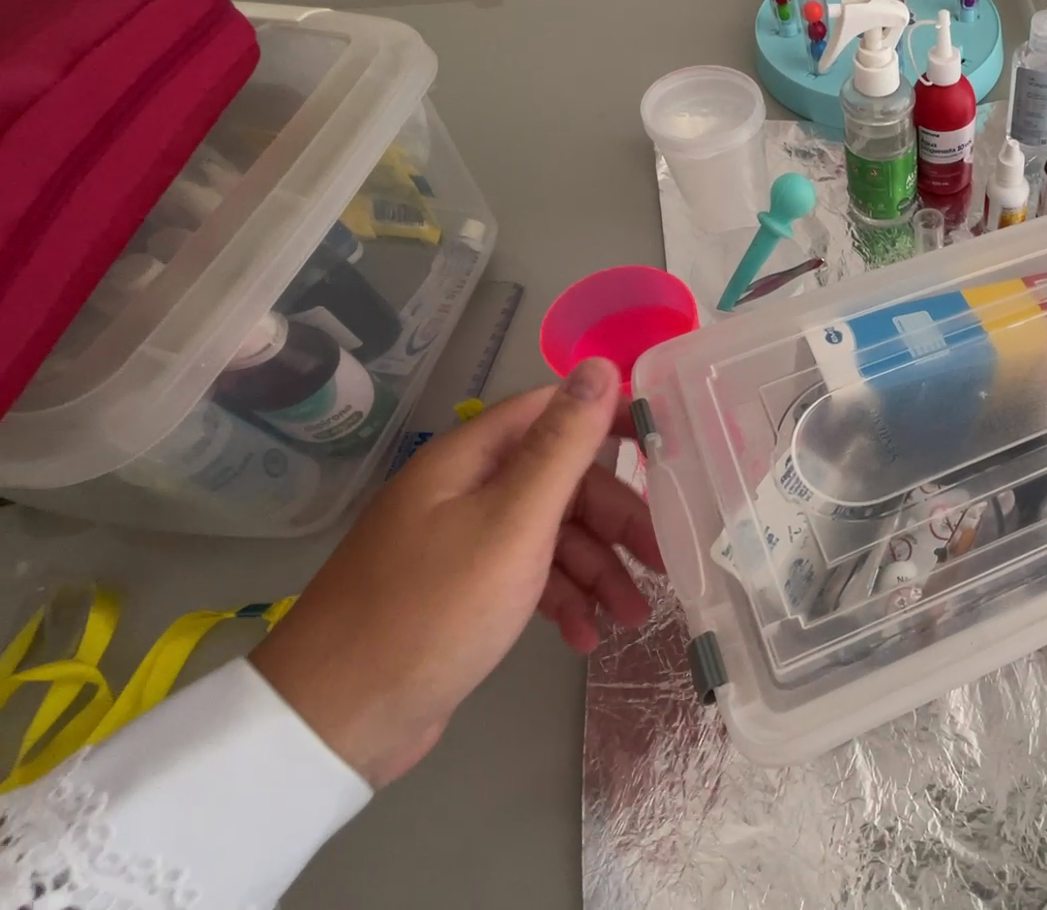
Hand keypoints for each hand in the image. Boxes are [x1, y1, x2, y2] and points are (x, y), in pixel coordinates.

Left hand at [250, 357, 658, 787]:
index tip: (668, 450)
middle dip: (618, 522)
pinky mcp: (470, 589)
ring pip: (557, 535)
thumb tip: (601, 366)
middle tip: (662, 561)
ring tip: (635, 617)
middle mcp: (471, 490)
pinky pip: (534, 577)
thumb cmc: (433, 609)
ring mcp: (468, 541)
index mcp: (473, 459)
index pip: (556, 412)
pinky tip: (586, 637)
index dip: (613, 421)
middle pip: (567, 483)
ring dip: (600, 572)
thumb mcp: (513, 521)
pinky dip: (566, 601)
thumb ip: (563, 445)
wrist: (337, 721)